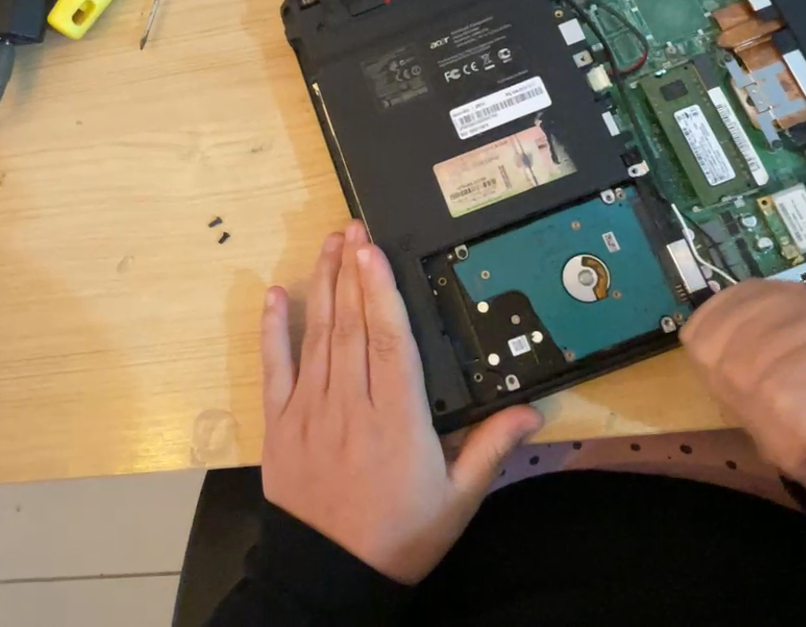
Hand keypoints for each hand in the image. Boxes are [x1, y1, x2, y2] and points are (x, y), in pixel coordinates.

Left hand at [260, 221, 543, 583]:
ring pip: (317, 334)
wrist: (328, 578)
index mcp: (396, 418)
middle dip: (352, 270)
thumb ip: (491, 448)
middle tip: (354, 227)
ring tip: (329, 243)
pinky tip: (274, 294)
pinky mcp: (280, 421)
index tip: (373, 250)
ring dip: (322, 285)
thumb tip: (532, 409)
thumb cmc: (399, 535)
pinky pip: (275, 366)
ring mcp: (309, 409)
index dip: (379, 290)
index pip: (387, 340)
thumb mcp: (456, 500)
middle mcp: (350, 403)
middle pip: (351, 325)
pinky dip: (273, 328)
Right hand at [682, 280, 805, 573]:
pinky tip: (748, 359)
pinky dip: (716, 350)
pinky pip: (708, 324)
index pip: (792, 413)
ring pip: (726, 353)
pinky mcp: (761, 284)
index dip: (790, 444)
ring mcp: (796, 293)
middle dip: (763, 415)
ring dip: (737, 384)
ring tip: (772, 394)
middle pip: (754, 383)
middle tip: (792, 424)